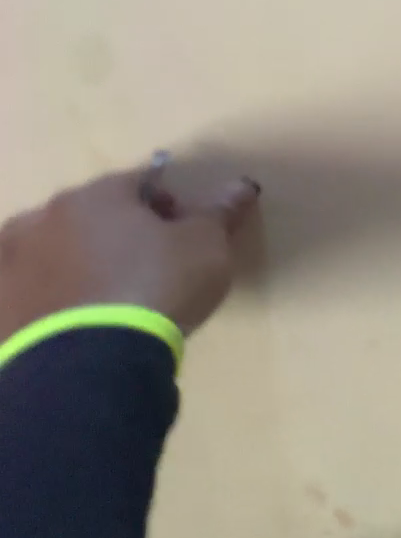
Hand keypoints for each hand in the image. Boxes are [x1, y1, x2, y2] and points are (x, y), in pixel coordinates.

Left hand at [0, 165, 260, 342]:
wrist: (93, 356)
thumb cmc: (160, 280)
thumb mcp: (208, 241)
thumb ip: (220, 210)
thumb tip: (241, 185)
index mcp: (92, 197)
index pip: (139, 182)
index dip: (170, 202)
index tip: (189, 228)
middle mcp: (39, 220)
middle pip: (93, 213)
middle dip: (123, 228)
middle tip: (157, 255)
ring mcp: (9, 264)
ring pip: (59, 248)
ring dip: (85, 257)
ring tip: (118, 287)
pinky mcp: (1, 304)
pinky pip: (36, 285)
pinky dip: (59, 289)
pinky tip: (88, 310)